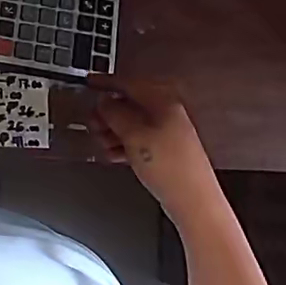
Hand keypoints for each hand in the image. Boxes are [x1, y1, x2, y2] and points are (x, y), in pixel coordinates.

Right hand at [88, 76, 223, 224]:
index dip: (107, 83)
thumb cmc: (173, 169)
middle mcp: (168, 114)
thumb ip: (114, 114)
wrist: (193, 202)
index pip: (130, 83)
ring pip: (133, 124)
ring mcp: (169, 133)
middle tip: (93, 120)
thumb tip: (104, 102)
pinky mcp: (167, 151)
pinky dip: (124, 144)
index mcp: (163, 102)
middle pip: (130, 105)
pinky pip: (140, 140)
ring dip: (113, 131)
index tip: (91, 82)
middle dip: (107, 113)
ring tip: (101, 140)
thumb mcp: (133, 135)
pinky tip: (113, 153)